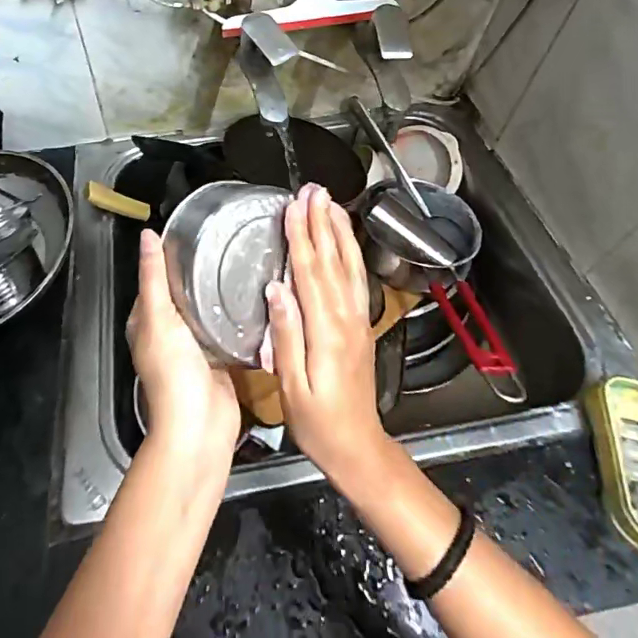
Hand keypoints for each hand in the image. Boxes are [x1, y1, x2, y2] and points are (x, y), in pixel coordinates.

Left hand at [127, 228, 239, 459]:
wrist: (200, 428)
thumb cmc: (173, 376)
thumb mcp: (158, 319)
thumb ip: (154, 279)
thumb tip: (148, 237)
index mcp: (147, 322)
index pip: (156, 278)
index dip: (169, 256)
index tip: (192, 231)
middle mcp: (170, 331)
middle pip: (185, 293)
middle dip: (201, 271)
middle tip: (225, 243)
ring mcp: (196, 345)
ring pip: (208, 309)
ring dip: (221, 291)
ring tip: (243, 261)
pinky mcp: (220, 357)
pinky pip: (228, 328)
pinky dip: (237, 314)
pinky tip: (254, 297)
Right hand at [264, 184, 388, 482]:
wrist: (358, 446)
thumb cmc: (318, 423)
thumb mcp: (292, 387)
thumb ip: (285, 336)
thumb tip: (276, 290)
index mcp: (327, 332)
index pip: (311, 273)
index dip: (301, 237)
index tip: (294, 207)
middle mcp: (347, 318)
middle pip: (332, 261)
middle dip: (321, 222)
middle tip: (313, 191)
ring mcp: (358, 320)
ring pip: (349, 265)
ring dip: (339, 231)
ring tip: (330, 203)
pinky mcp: (361, 324)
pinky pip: (357, 279)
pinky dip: (351, 253)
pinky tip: (344, 240)